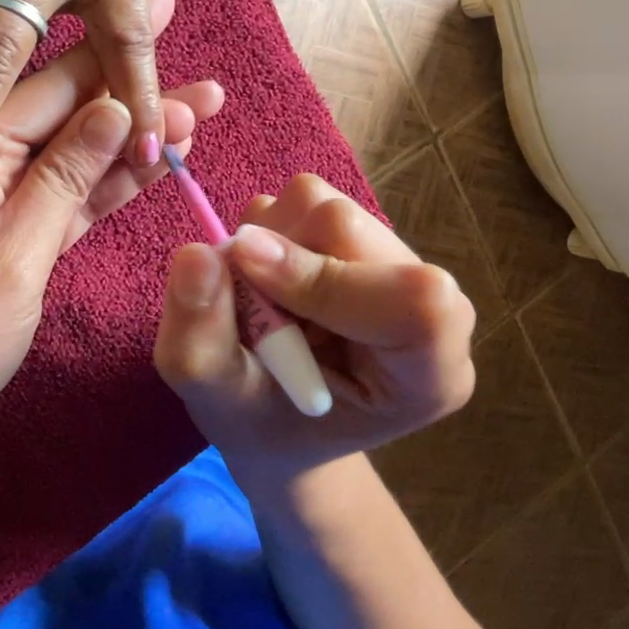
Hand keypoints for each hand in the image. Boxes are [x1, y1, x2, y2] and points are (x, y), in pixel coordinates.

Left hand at [0, 0, 223, 459]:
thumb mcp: (12, 255)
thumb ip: (62, 178)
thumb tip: (115, 106)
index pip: (46, 86)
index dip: (109, 49)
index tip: (157, 7)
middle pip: (68, 115)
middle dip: (137, 91)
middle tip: (202, 63)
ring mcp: (0, 203)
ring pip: (78, 157)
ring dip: (136, 139)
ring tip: (202, 109)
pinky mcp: (15, 239)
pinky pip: (70, 200)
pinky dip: (112, 185)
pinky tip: (159, 163)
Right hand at [152, 175, 478, 479]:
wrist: (281, 421)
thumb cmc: (262, 429)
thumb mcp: (219, 406)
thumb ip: (202, 342)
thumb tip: (197, 254)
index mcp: (428, 374)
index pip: (413, 300)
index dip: (326, 277)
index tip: (246, 272)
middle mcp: (430, 306)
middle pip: (348, 228)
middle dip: (274, 255)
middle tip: (246, 310)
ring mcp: (396, 260)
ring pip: (320, 203)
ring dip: (267, 242)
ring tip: (263, 303)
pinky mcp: (362, 233)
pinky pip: (304, 200)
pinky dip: (267, 232)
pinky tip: (271, 282)